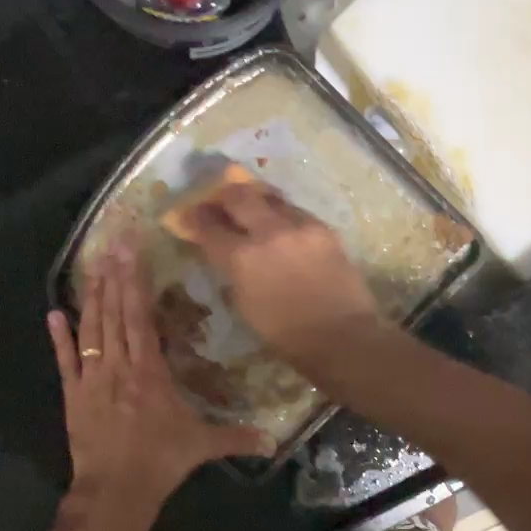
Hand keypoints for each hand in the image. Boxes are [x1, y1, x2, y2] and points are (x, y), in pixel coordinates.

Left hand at [48, 243, 273, 530]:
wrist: (116, 490)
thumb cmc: (160, 462)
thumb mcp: (202, 446)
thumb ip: (236, 437)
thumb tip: (272, 441)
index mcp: (150, 371)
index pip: (141, 317)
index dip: (136, 282)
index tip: (132, 252)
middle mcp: (120, 366)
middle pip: (116, 313)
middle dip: (115, 276)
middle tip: (112, 243)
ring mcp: (93, 378)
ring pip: (92, 329)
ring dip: (92, 297)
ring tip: (92, 265)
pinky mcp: (73, 395)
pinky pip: (65, 361)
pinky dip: (59, 338)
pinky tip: (54, 313)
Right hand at [177, 182, 385, 367]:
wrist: (341, 336)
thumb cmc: (286, 334)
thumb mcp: (245, 305)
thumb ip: (232, 271)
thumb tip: (224, 253)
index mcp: (241, 257)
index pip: (209, 226)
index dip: (195, 217)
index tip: (190, 213)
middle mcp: (268, 232)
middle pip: (238, 196)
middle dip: (224, 195)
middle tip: (219, 197)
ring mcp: (298, 226)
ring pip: (270, 198)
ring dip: (256, 200)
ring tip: (252, 204)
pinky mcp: (323, 228)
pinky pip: (296, 212)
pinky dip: (283, 214)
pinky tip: (283, 225)